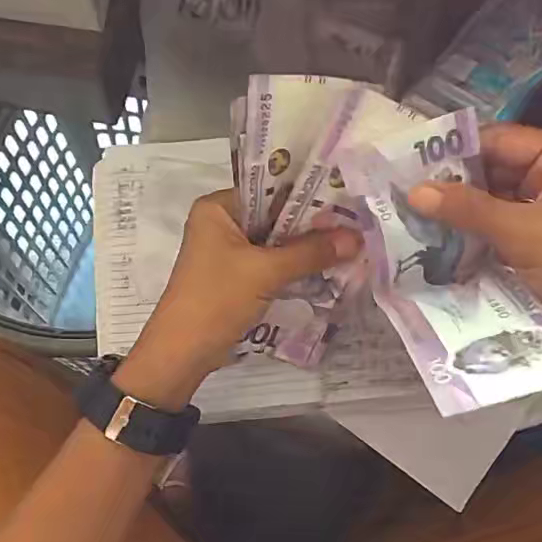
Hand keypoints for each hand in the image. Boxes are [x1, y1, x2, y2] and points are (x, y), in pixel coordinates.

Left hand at [123, 190, 359, 405]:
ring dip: (306, 248)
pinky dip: (294, 267)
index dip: (308, 193)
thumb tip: (358, 237)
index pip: (269, 188)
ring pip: (275, 242)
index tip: (346, 198)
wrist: (183, 352)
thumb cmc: (216, 300)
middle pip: (275, 216)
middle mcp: (221, 223)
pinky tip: (327, 268)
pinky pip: (270, 264)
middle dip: (312, 224)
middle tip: (356, 222)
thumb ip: (311, 252)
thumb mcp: (265, 272)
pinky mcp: (235, 278)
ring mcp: (227, 253)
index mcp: (217, 208)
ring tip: (350, 244)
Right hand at [406, 123, 541, 346]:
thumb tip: (414, 191)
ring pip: (491, 202)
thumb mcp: (522, 232)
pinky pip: (494, 229)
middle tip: (402, 190)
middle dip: (452, 183)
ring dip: (457, 211)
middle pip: (493, 171)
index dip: (456, 149)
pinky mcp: (535, 243)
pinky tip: (433, 236)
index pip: (502, 141)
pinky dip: (469, 233)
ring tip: (410, 213)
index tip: (410, 160)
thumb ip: (467, 208)